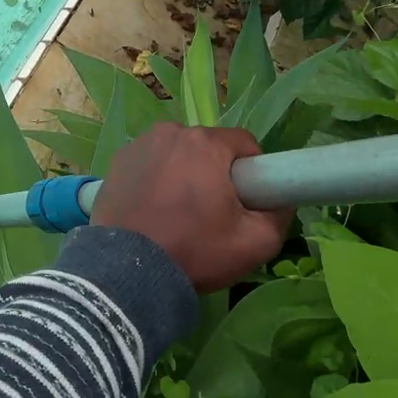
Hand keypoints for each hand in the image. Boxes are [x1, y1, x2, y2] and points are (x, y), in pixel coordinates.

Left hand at [91, 122, 293, 292]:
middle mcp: (168, 132)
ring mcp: (138, 143)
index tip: (249, 199)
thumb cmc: (195, 248)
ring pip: (177, 153)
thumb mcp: (256, 241)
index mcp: (204, 143)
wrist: (129, 266)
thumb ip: (278, 213)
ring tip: (182, 212)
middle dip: (217, 171)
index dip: (254, 169)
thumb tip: (280, 199)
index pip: (244, 143)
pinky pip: (151, 162)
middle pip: (208, 146)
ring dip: (185, 172)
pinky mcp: (117, 159)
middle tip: (216, 211)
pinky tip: (155, 208)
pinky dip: (157, 177)